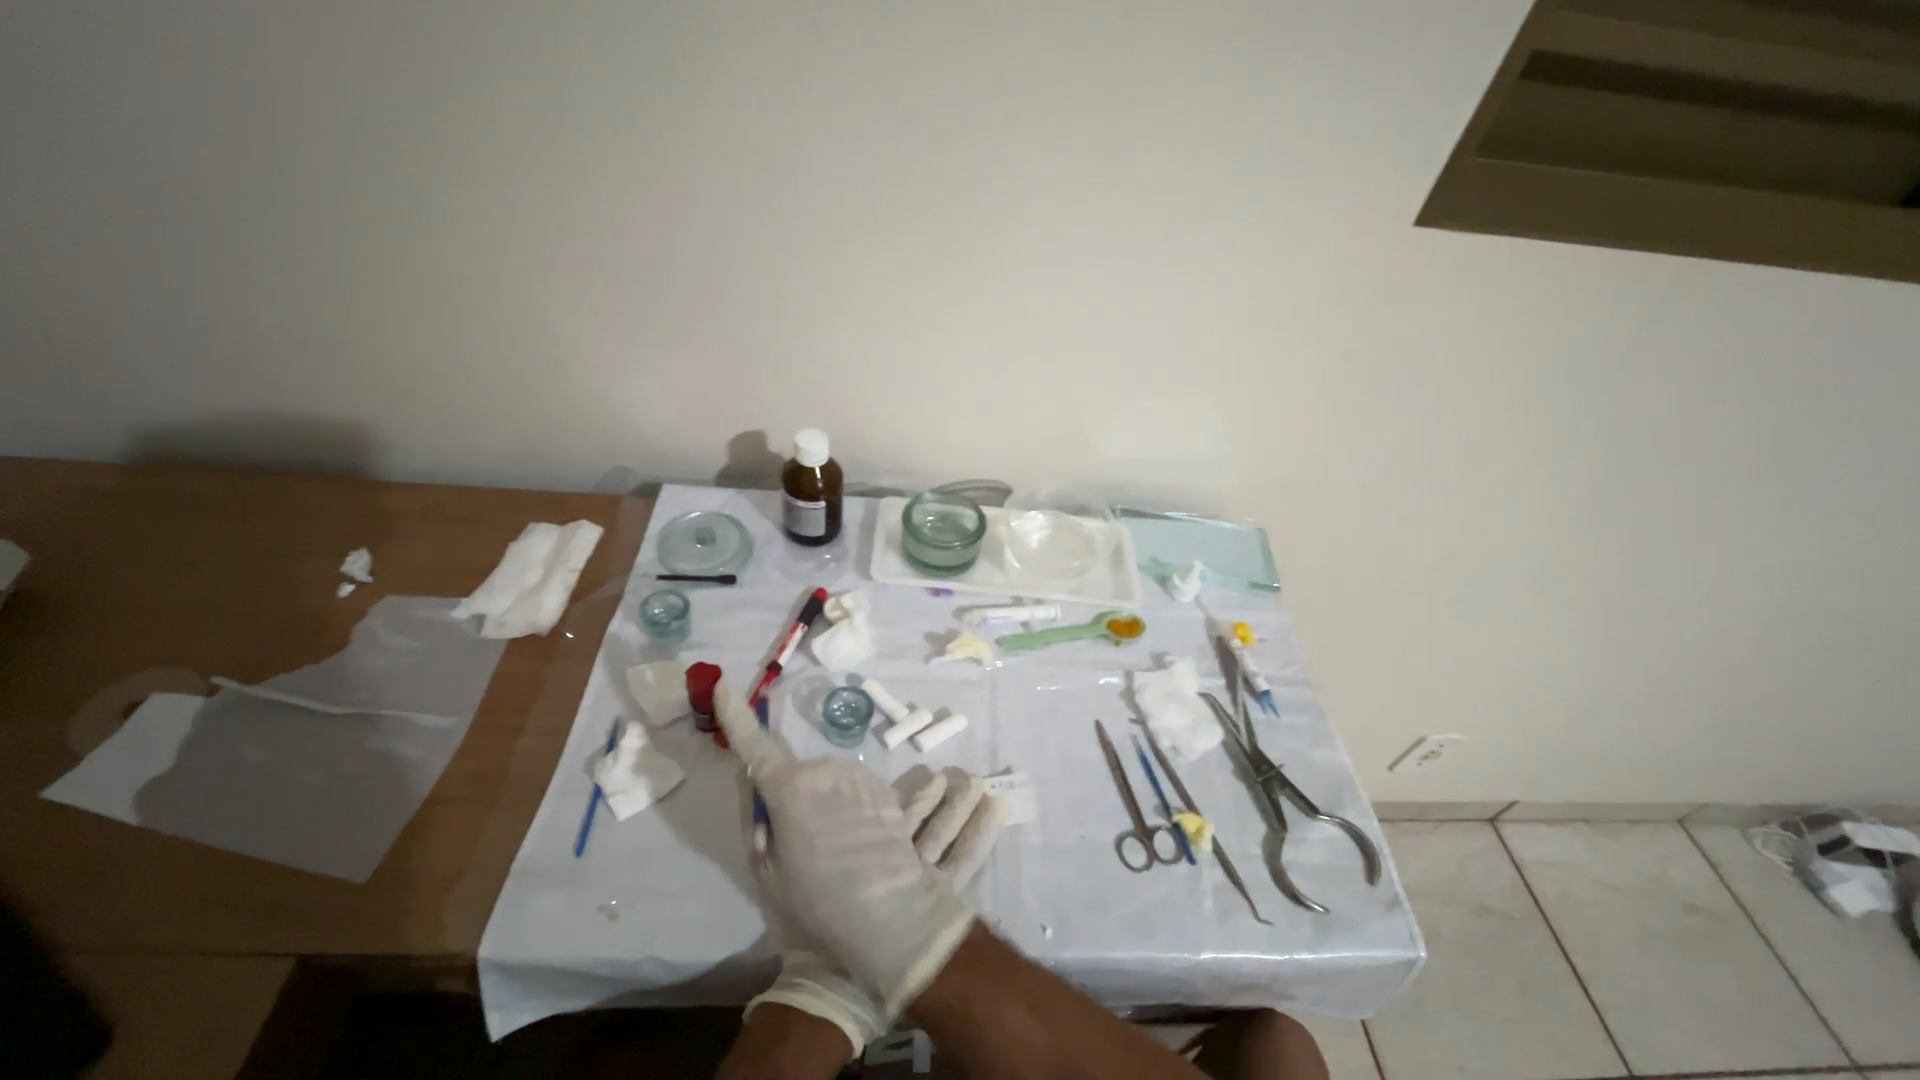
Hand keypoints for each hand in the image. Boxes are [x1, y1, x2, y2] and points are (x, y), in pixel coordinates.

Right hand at [716, 684, 994, 1028]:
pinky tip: (870, 846)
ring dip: (835, 805)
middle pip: (803, 776)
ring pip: (836, 783)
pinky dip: (860, 812)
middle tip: (807, 844)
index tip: (722, 684)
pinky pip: (863, 795)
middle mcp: (826, 770)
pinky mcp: (891, 790)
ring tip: (846, 853)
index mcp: (788, 788)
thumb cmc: (820, 901)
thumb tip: (767, 809)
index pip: (754, 745)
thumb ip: (764, 831)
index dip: (735, 716)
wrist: (890, 915)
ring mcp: (863, 777)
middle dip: (801, 798)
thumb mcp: (773, 874)